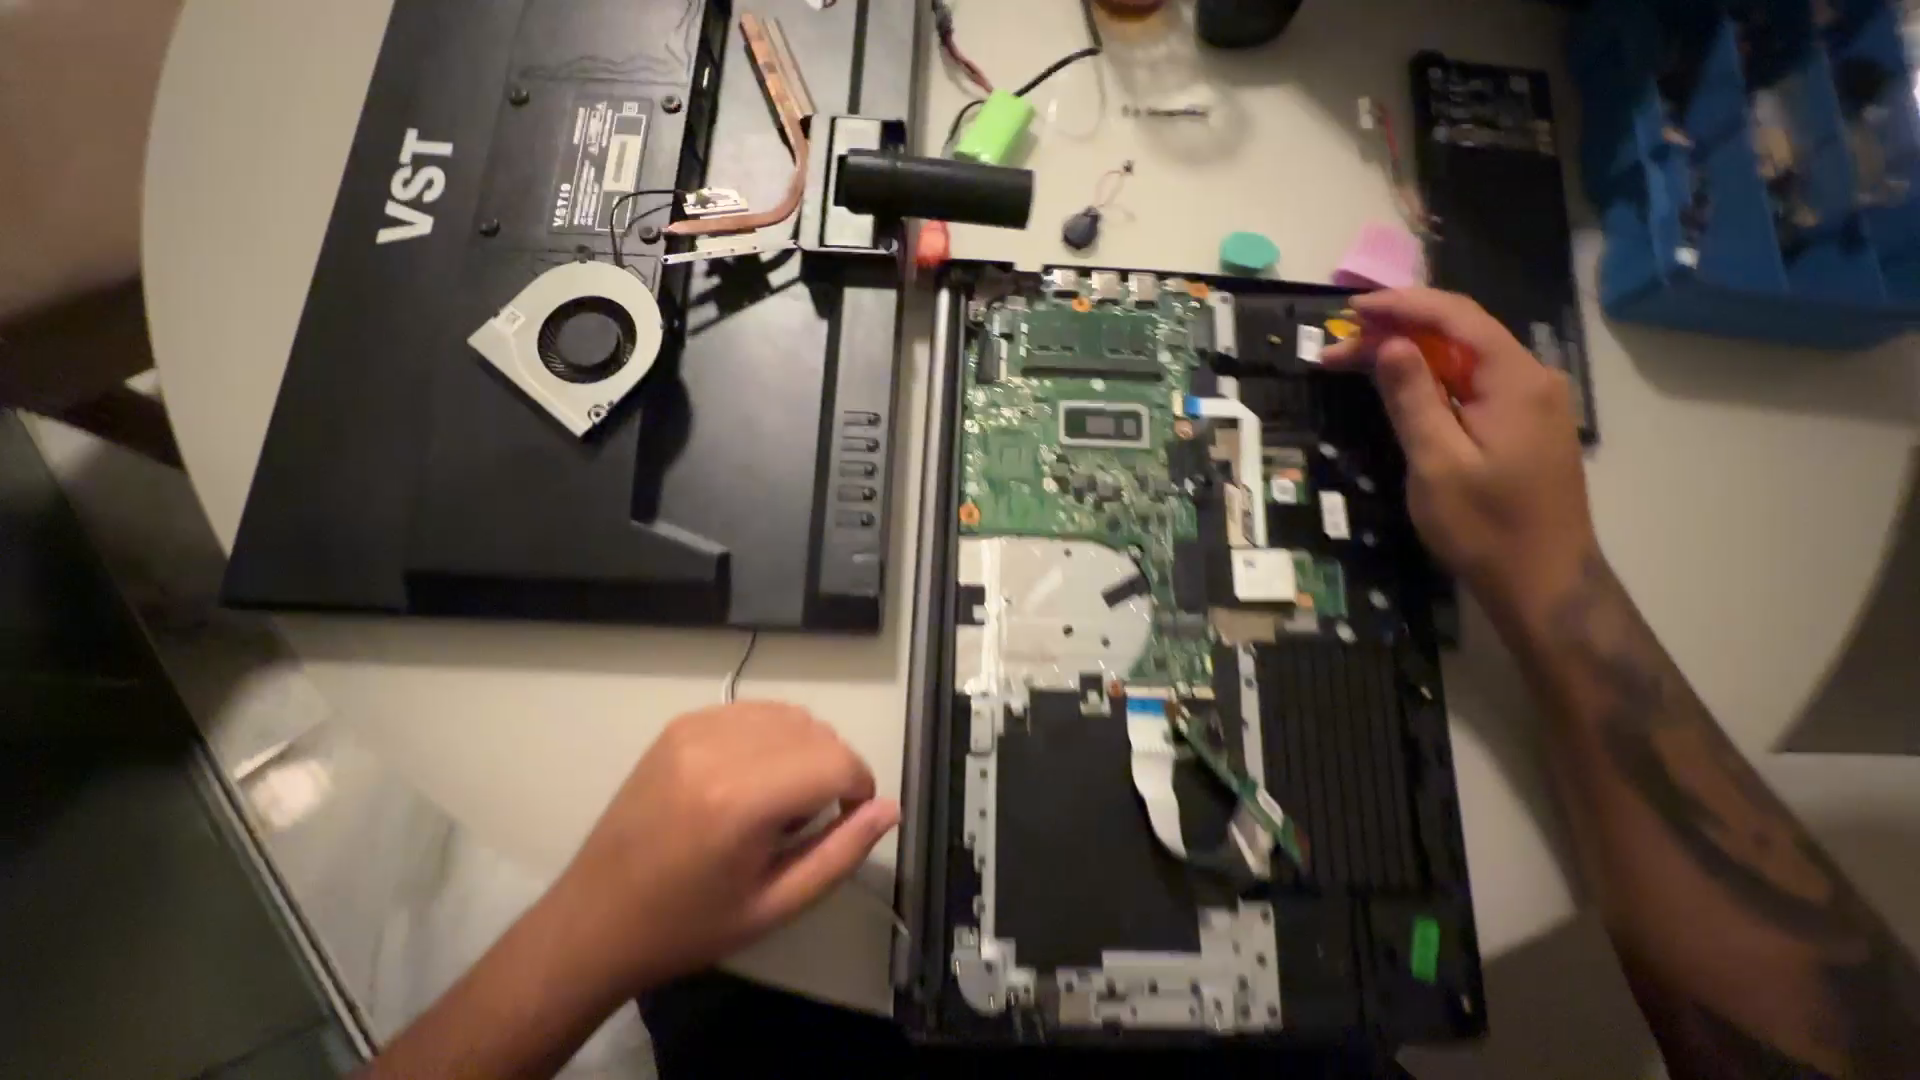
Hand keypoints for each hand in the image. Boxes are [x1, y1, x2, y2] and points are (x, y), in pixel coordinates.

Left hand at [546, 702, 899, 994]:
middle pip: (817, 732)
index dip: (859, 787)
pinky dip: (771, 736)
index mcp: (741, 801)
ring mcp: (694, 729)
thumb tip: (888, 808)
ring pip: (789, 715)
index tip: (848, 819)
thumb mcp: (775, 907)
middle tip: (809, 820)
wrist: (595, 920)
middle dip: (833, 769)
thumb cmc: (689, 925)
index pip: (837, 762)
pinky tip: (752, 778)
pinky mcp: (679, 725)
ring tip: (778, 799)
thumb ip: (840, 854)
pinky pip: (753, 712)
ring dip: (804, 750)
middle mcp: (718, 749)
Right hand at [1323, 288, 1596, 626]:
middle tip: (1338, 347)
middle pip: (1459, 334)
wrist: (1543, 581)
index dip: (1402, 306)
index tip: (1351, 311)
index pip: (1456, 318)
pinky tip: (1399, 386)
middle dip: (1397, 331)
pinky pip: (1472, 384)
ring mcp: (1530, 403)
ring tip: (1355, 363)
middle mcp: (1530, 379)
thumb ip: (1413, 399)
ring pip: (1463, 359)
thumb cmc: (1485, 526)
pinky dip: (1431, 379)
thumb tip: (1390, 345)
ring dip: (1410, 355)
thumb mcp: (1436, 463)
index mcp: (1515, 380)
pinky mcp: (1522, 425)